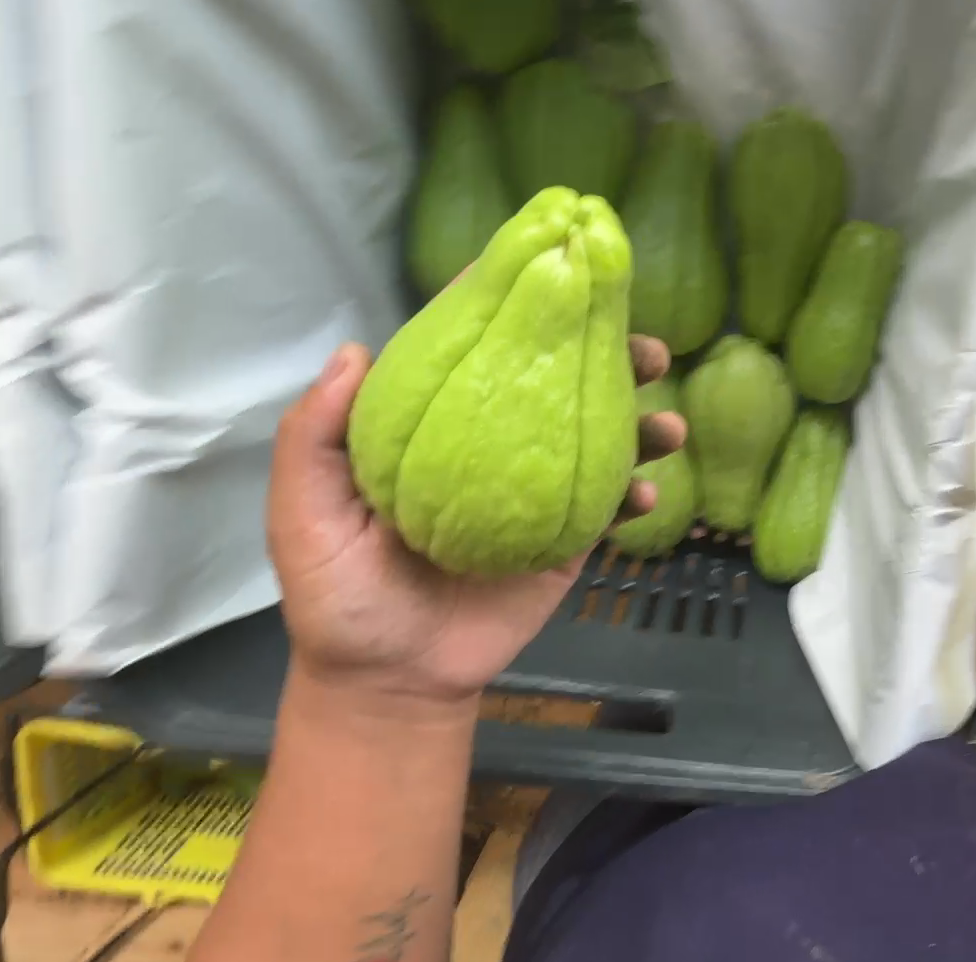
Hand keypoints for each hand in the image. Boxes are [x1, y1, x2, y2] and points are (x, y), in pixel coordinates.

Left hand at [266, 337, 685, 711]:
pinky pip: (610, 510)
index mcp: (441, 431)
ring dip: (642, 428)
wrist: (395, 677)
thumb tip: (359, 349)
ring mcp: (541, 495)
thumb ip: (319, 436)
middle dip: (611, 362)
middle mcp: (498, 451)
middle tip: (651, 349)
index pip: (479, 356)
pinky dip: (635, 497)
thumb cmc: (343, 595)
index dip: (513, 311)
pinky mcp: (569, 541)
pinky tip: (645, 495)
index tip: (556, 269)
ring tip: (669, 426)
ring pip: (601, 445)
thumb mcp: (306, 514)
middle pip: (560, 390)